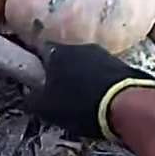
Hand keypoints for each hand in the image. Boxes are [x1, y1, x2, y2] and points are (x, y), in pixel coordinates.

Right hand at [28, 43, 154, 140]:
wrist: (126, 105)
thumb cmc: (80, 104)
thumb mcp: (47, 109)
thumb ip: (33, 99)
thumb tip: (27, 94)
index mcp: (58, 53)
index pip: (41, 51)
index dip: (37, 64)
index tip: (36, 77)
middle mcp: (80, 46)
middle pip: (65, 56)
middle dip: (61, 70)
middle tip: (58, 90)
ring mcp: (104, 54)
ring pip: (85, 63)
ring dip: (81, 76)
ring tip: (80, 97)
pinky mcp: (122, 64)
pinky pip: (103, 72)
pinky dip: (98, 82)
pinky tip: (98, 98)